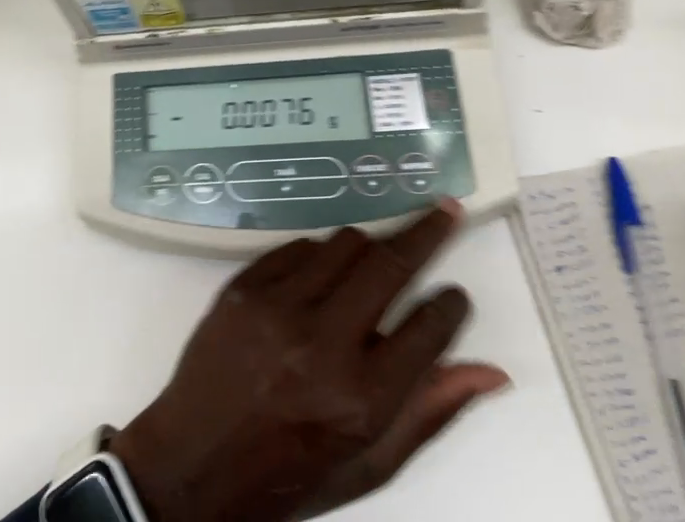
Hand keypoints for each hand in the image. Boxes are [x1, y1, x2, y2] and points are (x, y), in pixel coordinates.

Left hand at [111, 201, 509, 521]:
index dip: (452, 304)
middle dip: (427, 232)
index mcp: (363, 397)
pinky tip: (321, 277)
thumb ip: (431, 411)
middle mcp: (322, 343)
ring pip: (344, 243)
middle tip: (445, 211)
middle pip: (390, 264)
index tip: (455, 294)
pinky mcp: (241, 289)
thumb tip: (490, 371)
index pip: (430, 326)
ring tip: (374, 261)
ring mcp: (276, 308)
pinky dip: (318, 254)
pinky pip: (296, 247)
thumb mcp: (370, 465)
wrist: (194, 466)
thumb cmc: (290, 473)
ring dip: (368, 247)